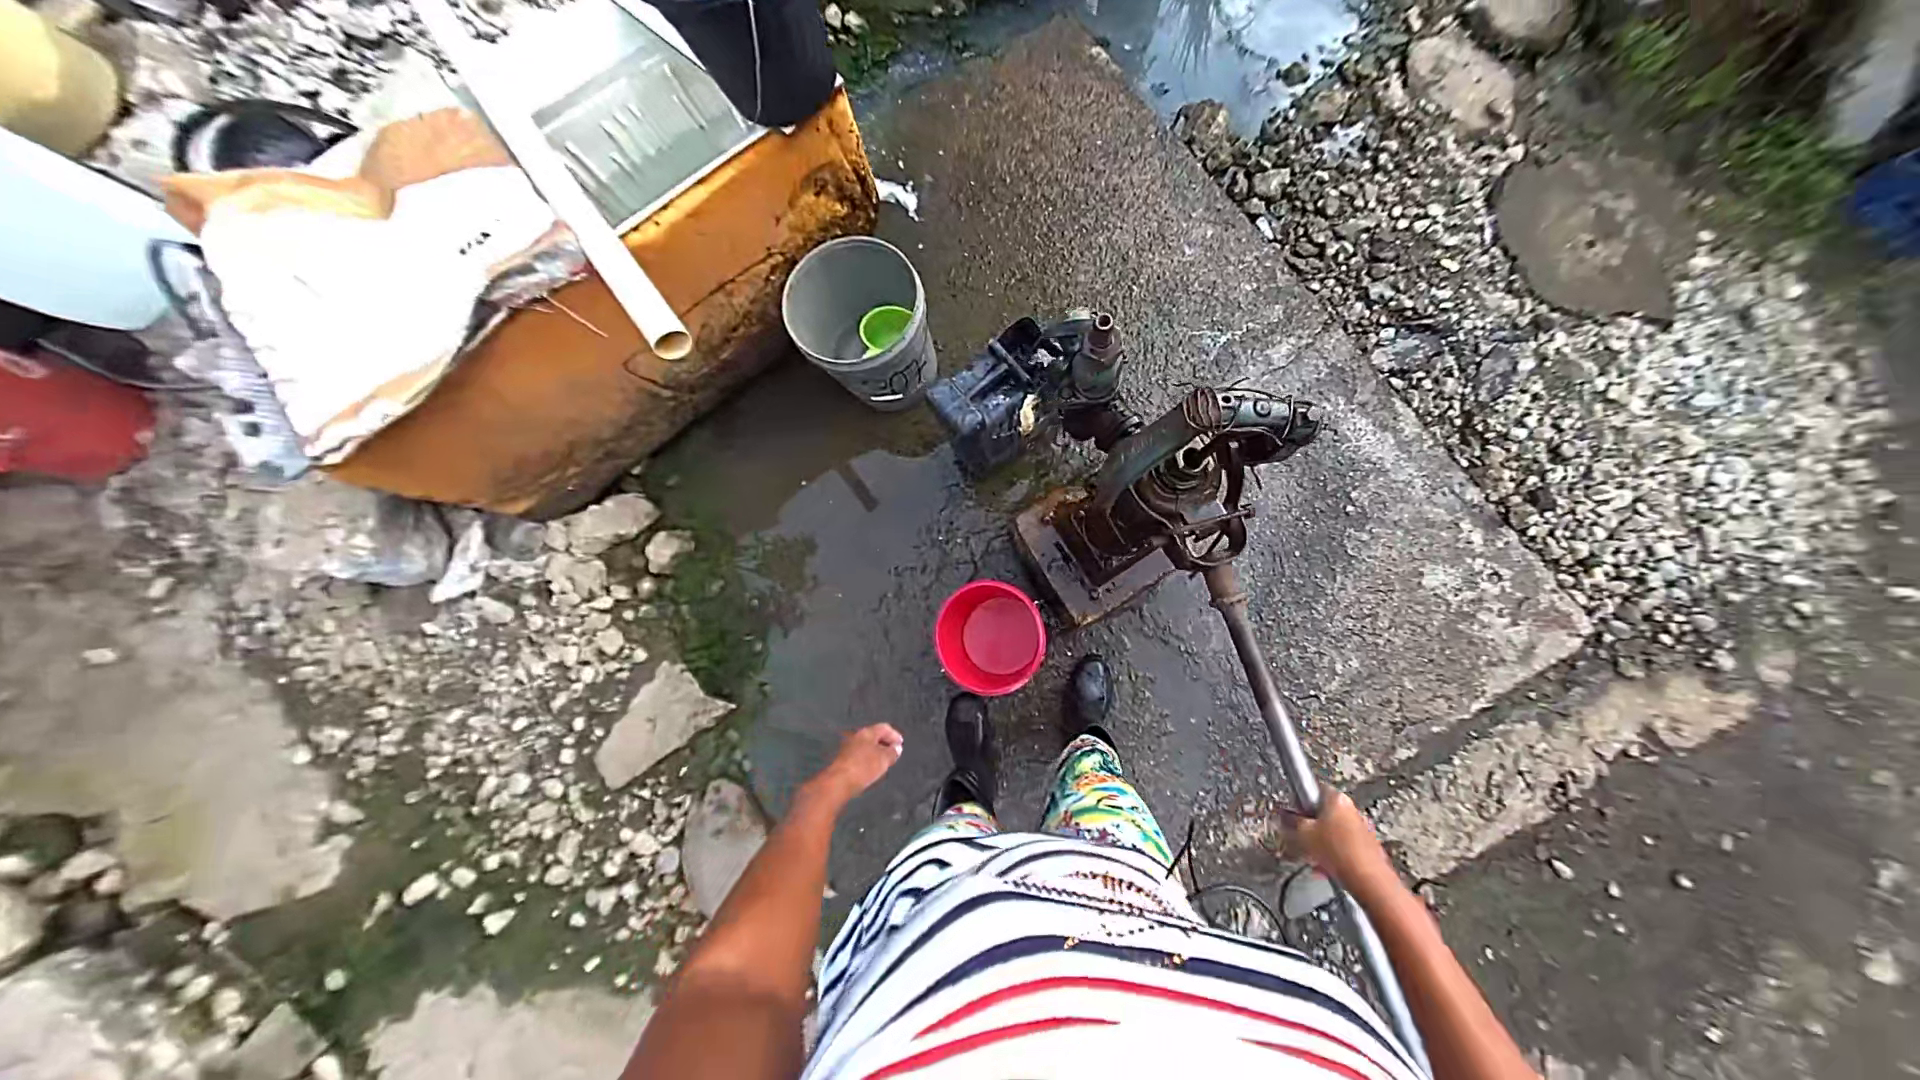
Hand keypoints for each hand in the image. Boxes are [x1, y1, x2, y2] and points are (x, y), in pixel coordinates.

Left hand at [808, 724, 903, 804]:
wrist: (838, 781)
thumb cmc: (863, 767)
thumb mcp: (884, 760)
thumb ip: (892, 752)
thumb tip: (896, 748)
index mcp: (867, 732)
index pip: (884, 728)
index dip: (894, 735)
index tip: (900, 744)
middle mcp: (856, 736)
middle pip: (873, 736)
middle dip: (884, 743)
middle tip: (892, 752)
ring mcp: (847, 747)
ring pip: (865, 746)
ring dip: (875, 751)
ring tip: (883, 762)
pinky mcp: (842, 759)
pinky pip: (858, 755)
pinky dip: (867, 758)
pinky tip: (870, 768)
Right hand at [1275, 790, 1397, 896]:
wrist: (1370, 882)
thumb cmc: (1339, 853)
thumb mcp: (1302, 834)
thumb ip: (1290, 821)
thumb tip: (1283, 816)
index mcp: (1337, 799)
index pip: (1314, 790)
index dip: (1301, 802)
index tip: (1294, 814)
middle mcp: (1353, 810)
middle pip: (1324, 814)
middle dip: (1311, 828)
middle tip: (1302, 839)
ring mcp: (1363, 829)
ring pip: (1334, 832)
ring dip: (1322, 844)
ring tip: (1315, 859)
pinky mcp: (1370, 848)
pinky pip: (1345, 847)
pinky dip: (1335, 855)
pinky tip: (1328, 869)